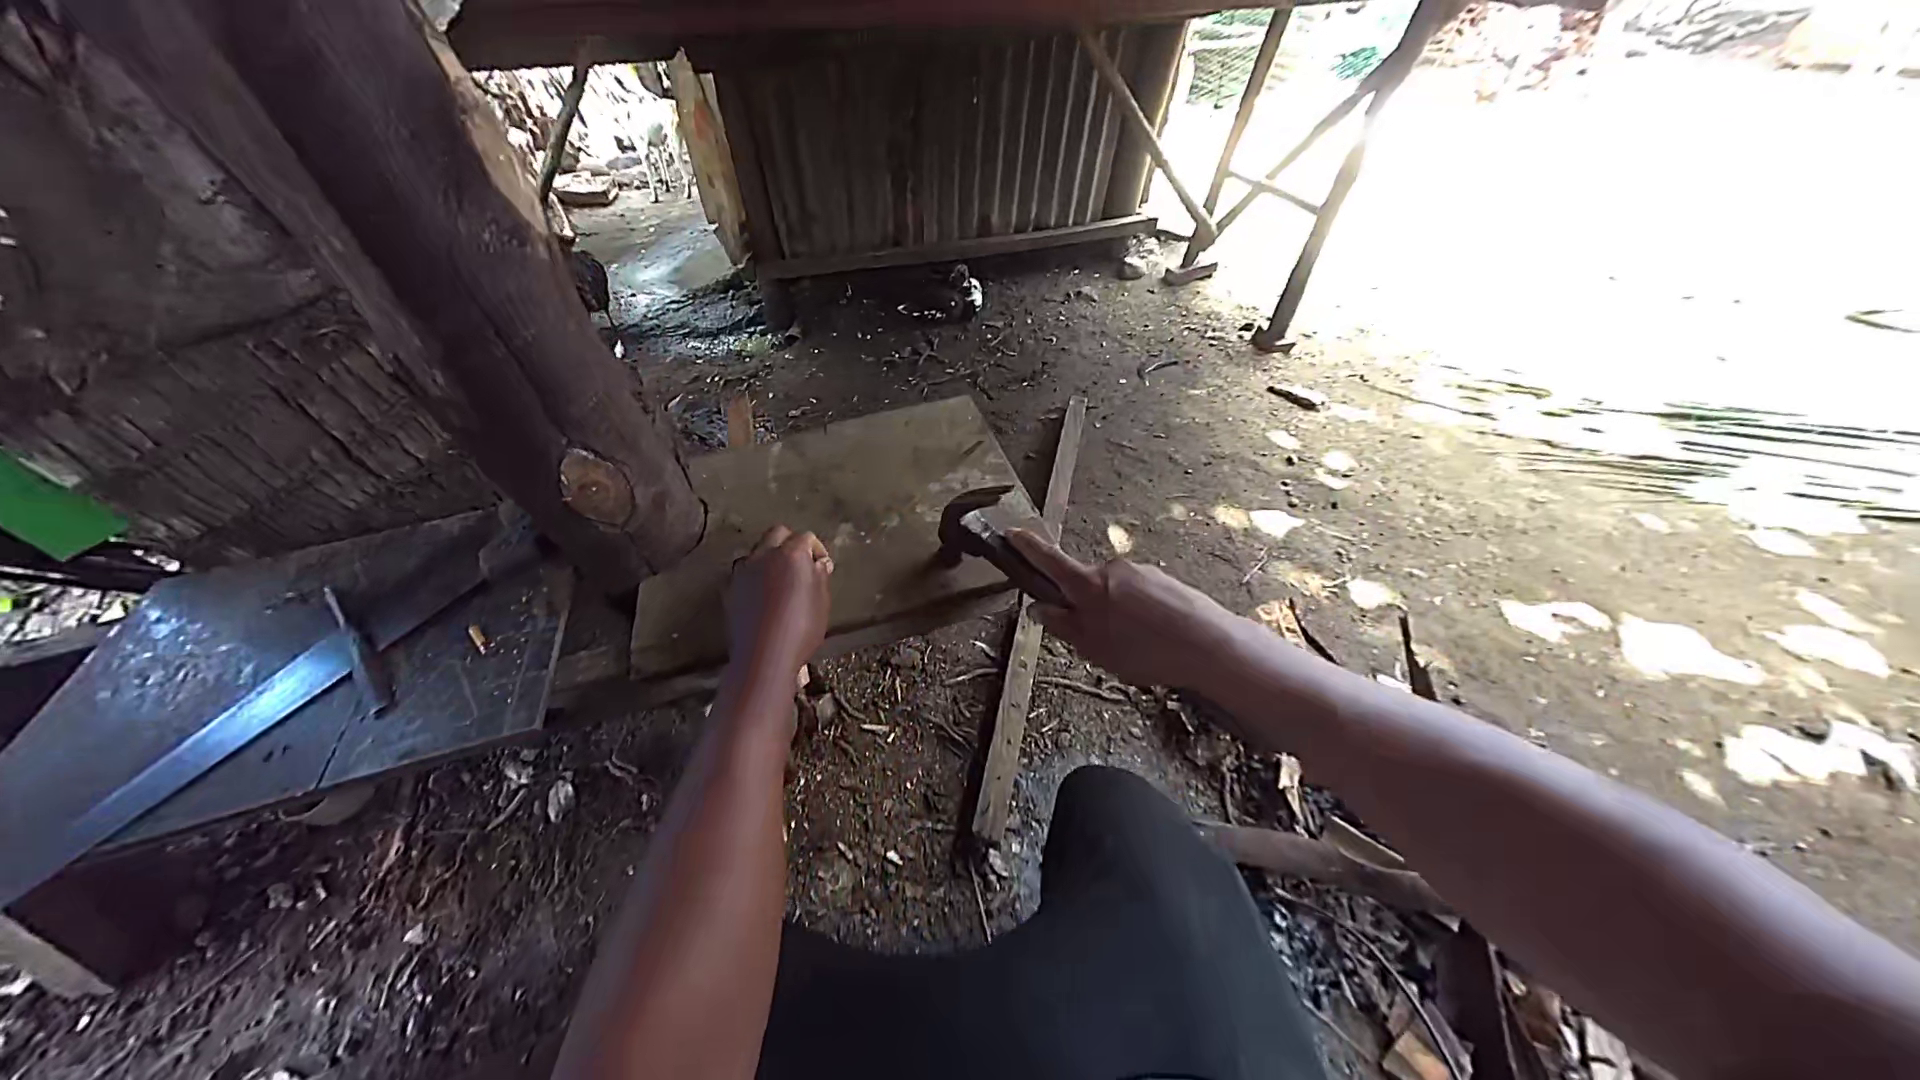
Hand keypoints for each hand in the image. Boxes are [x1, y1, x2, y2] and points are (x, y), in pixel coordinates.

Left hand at [725, 525, 833, 676]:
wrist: (764, 656)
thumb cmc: (801, 628)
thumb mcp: (821, 601)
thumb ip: (820, 576)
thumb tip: (819, 564)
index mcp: (791, 554)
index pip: (806, 538)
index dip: (817, 550)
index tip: (822, 566)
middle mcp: (764, 555)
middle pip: (777, 534)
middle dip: (790, 543)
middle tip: (801, 564)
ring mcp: (743, 571)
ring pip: (757, 551)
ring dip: (769, 558)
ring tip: (780, 579)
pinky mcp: (730, 589)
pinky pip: (744, 573)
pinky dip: (755, 576)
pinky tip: (764, 596)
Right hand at [1008, 529, 1244, 690]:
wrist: (1210, 645)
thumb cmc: (1146, 651)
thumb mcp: (1092, 647)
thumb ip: (1063, 625)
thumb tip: (1038, 609)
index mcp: (1089, 585)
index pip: (1049, 560)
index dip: (1027, 547)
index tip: (1011, 533)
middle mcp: (1113, 569)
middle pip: (1085, 583)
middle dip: (1085, 606)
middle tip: (1098, 641)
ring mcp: (1141, 572)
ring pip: (1114, 592)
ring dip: (1116, 614)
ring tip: (1135, 647)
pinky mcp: (1163, 580)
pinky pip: (1139, 595)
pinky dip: (1139, 615)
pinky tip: (1153, 639)